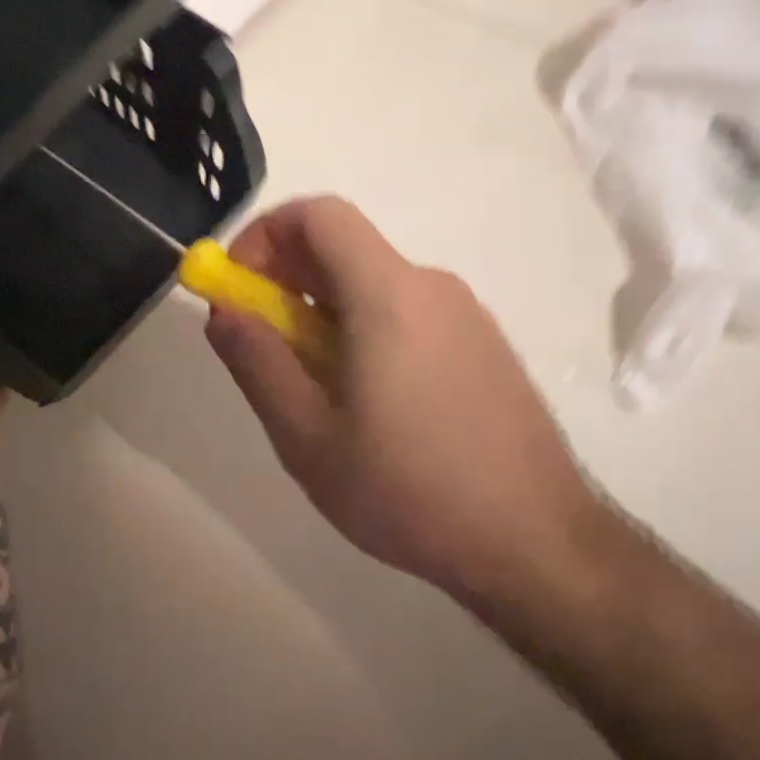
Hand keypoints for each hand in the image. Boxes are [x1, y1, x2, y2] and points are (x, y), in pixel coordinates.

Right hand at [204, 197, 601, 596]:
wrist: (537, 545)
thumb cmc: (409, 489)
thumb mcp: (306, 436)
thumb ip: (256, 362)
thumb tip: (222, 310)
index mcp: (388, 294)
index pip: (319, 214)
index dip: (263, 235)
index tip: (239, 290)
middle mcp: (431, 286)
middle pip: (343, 248)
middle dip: (285, 281)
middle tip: (263, 349)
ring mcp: (466, 316)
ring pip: (371, 286)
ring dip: (321, 314)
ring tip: (312, 391)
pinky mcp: (483, 347)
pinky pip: (405, 314)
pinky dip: (363, 331)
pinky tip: (366, 406)